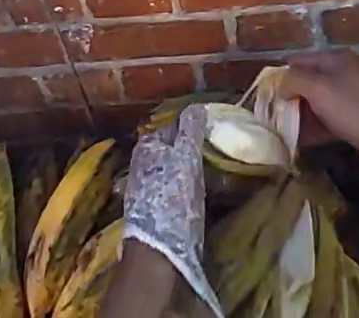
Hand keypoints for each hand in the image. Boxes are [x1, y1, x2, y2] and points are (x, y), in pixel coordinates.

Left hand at [121, 105, 220, 315]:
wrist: (159, 252)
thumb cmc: (172, 197)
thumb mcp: (185, 155)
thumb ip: (190, 129)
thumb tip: (196, 106)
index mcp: (147, 147)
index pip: (174, 125)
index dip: (192, 126)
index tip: (211, 130)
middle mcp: (142, 165)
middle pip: (173, 147)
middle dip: (191, 147)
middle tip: (215, 148)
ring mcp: (146, 189)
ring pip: (174, 168)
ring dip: (191, 167)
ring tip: (212, 169)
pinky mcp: (155, 209)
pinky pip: (174, 187)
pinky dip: (187, 186)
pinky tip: (201, 191)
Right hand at [280, 52, 358, 172]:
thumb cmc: (352, 108)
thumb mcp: (319, 89)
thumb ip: (295, 80)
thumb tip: (278, 80)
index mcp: (335, 59)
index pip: (301, 60)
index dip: (281, 73)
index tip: (262, 90)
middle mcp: (342, 73)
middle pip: (308, 81)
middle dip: (289, 96)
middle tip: (268, 114)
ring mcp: (349, 97)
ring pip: (316, 102)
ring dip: (299, 114)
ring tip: (279, 129)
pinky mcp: (353, 119)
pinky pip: (326, 119)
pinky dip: (313, 127)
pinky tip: (298, 140)